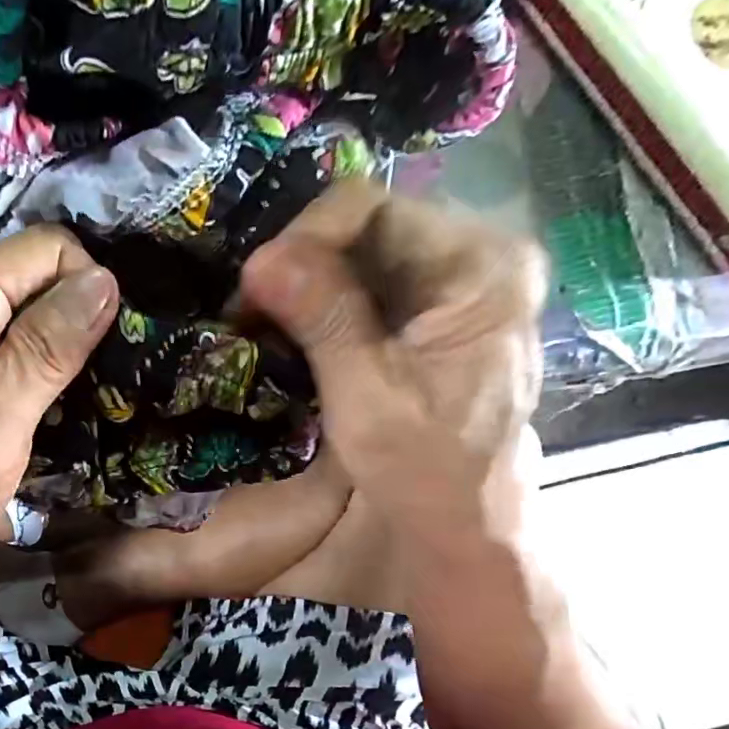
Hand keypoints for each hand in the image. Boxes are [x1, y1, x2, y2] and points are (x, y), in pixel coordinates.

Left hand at [0, 226, 119, 685]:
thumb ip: (45, 350)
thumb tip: (105, 279)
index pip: (48, 248)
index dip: (89, 291)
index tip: (108, 358)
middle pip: (32, 278)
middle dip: (74, 324)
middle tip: (94, 393)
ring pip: (20, 315)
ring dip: (54, 355)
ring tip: (74, 410)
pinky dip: (27, 373)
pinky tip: (40, 415)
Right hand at [240, 178, 546, 551]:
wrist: (458, 518)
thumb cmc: (422, 469)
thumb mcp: (366, 396)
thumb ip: (324, 320)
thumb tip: (260, 257)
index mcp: (480, 267)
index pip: (372, 209)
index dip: (301, 240)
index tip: (252, 293)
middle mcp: (475, 254)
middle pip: (364, 223)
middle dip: (297, 263)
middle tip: (248, 313)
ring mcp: (453, 277)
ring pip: (356, 249)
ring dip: (300, 283)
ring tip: (259, 323)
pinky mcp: (429, 304)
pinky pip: (361, 279)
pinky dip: (316, 301)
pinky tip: (289, 330)